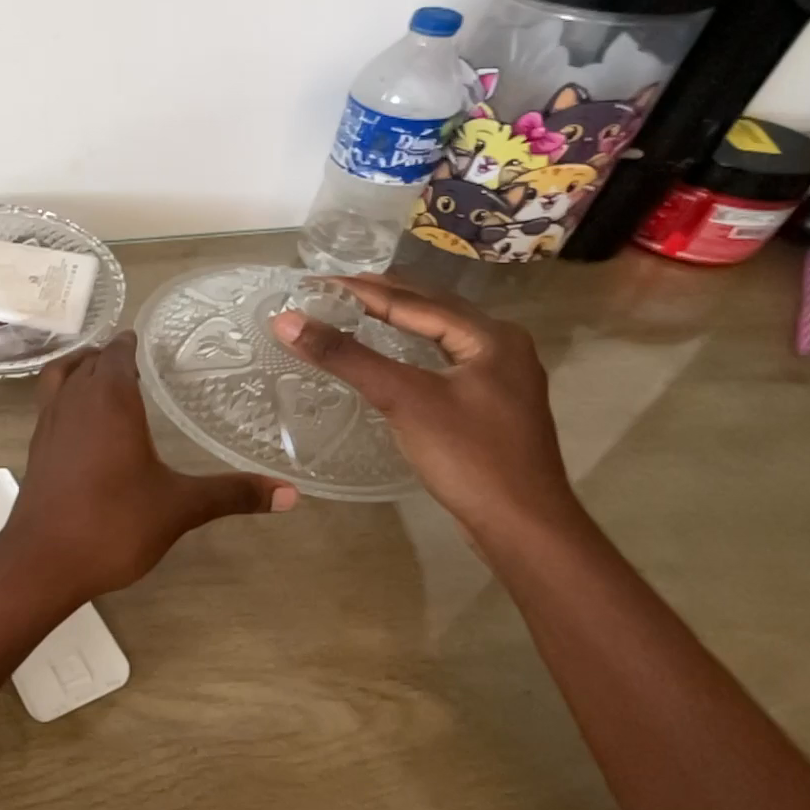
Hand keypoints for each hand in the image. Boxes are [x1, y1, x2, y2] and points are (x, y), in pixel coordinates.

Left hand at [0, 332, 295, 606]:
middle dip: (112, 354)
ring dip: (82, 368)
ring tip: (110, 379)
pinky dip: (67, 395)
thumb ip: (231, 494)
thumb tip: (290, 494)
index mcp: (109, 399)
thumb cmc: (113, 523)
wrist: (43, 559)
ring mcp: (48, 422)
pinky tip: (88, 423)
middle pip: (90, 360)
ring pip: (62, 376)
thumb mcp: (179, 506)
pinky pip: (50, 402)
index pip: (118, 352)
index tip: (155, 341)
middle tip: (145, 362)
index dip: (133, 342)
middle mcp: (74, 400)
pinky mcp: (36, 446)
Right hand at [269, 275, 578, 541]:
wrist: (523, 526)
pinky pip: (441, 356)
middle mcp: (501, 345)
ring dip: (394, 319)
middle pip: (430, 309)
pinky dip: (408, 345)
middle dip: (378, 296)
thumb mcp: (402, 399)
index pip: (412, 301)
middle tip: (326, 291)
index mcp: (490, 336)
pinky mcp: (489, 402)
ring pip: (437, 332)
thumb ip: (345, 357)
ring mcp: (499, 375)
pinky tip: (387, 353)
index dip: (358, 290)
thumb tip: (286, 321)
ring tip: (351, 310)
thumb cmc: (468, 456)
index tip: (312, 283)